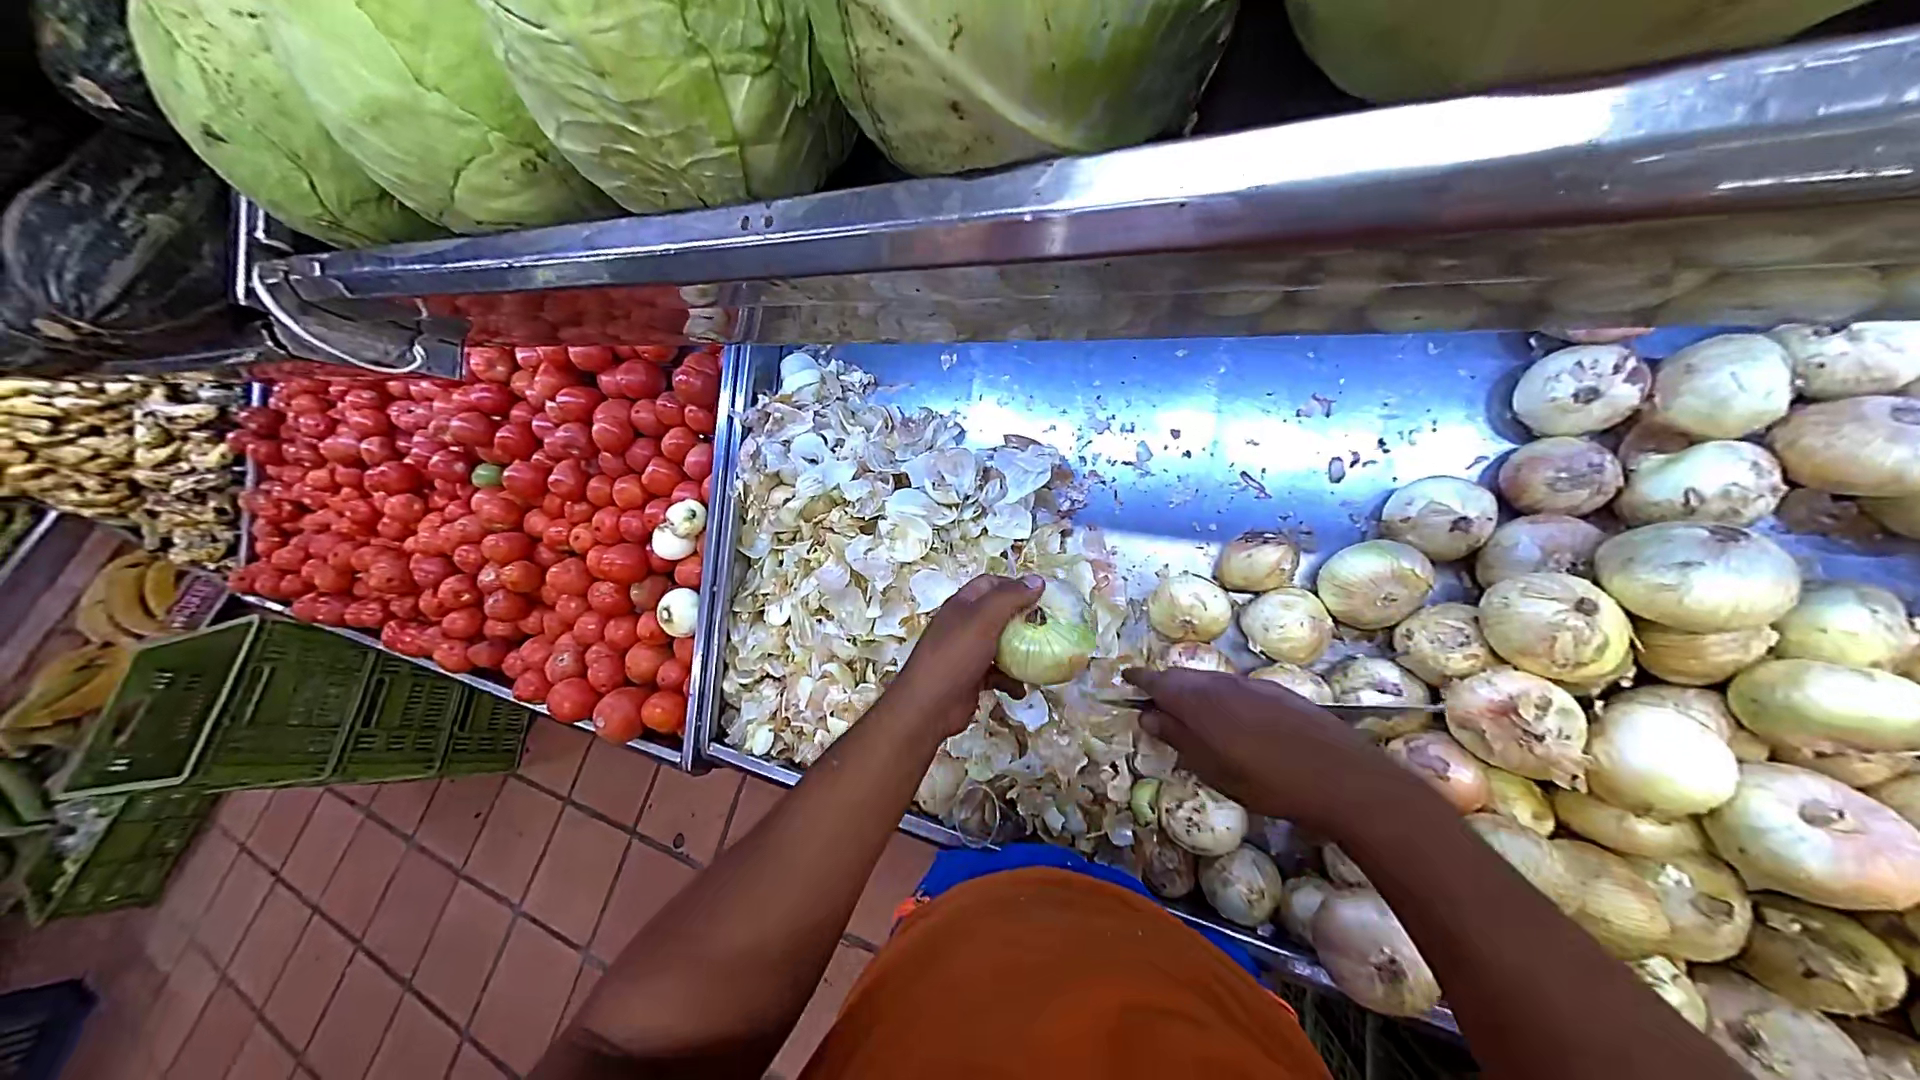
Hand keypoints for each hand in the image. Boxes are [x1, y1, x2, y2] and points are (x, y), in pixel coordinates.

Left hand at [887, 574, 1042, 737]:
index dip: (1014, 586)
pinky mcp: (971, 677)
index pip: (990, 584)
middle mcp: (964, 625)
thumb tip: (1037, 580)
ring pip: (1000, 646)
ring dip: (1020, 653)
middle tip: (1046, 628)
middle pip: (998, 615)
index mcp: (963, 605)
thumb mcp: (984, 619)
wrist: (929, 706)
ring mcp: (967, 653)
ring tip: (1039, 659)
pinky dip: (1010, 680)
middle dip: (1022, 620)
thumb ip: (1009, 597)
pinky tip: (1020, 689)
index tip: (1040, 597)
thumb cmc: (955, 655)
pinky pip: (997, 674)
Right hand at [1123, 666, 1414, 828]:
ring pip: (1211, 680)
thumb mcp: (1214, 769)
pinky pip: (1235, 686)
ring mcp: (1253, 685)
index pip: (1159, 682)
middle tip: (1153, 702)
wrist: (1344, 778)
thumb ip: (1179, 739)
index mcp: (1201, 702)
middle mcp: (1223, 685)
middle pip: (1184, 677)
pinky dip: (1219, 695)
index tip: (1125, 678)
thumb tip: (1149, 717)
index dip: (1140, 679)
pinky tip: (1229, 718)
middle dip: (1165, 685)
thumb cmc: (1269, 783)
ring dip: (1193, 690)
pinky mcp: (1278, 692)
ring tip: (1188, 711)